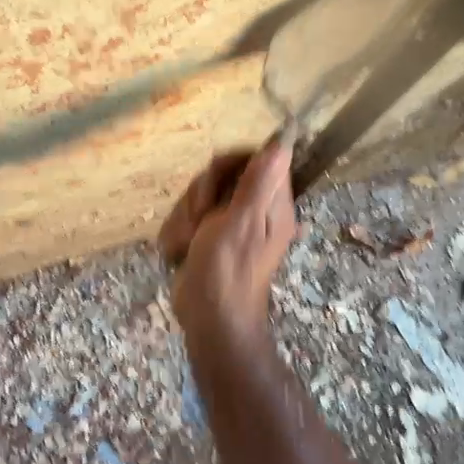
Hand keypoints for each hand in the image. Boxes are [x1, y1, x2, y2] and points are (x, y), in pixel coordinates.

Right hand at [158, 138, 297, 358]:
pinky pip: (188, 217)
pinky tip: (181, 251)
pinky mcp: (208, 237)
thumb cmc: (228, 272)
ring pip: (200, 196)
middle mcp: (255, 210)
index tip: (213, 179)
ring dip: (187, 217)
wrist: (208, 322)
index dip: (230, 163)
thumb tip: (283, 141)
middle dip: (201, 195)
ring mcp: (230, 224)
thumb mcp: (242, 222)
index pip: (255, 158)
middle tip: (201, 219)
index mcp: (273, 203)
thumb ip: (259, 181)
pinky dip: (180, 233)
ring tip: (190, 242)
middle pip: (221, 174)